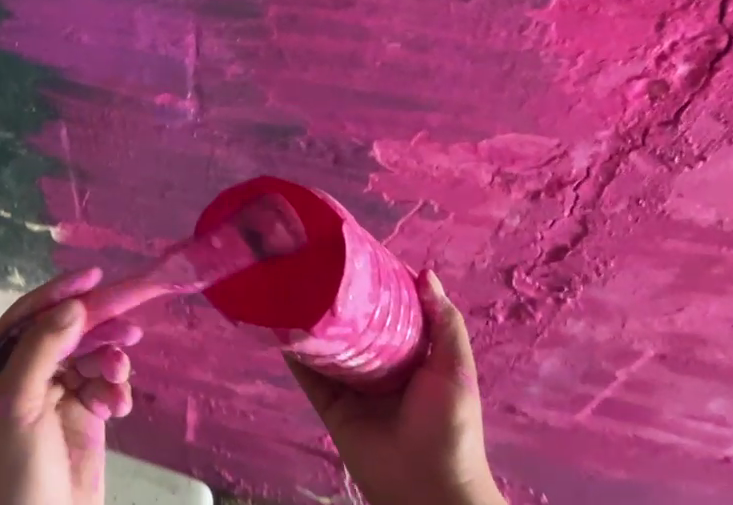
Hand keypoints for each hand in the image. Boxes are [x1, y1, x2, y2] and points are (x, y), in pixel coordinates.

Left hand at [0, 268, 141, 504]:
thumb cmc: (15, 468)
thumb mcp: (18, 403)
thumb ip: (43, 347)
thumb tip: (73, 305)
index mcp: (1, 365)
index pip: (33, 314)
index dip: (63, 292)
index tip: (96, 275)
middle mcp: (28, 374)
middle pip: (70, 331)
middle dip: (99, 323)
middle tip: (135, 314)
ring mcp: (58, 396)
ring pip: (92, 356)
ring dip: (110, 357)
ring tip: (121, 368)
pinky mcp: (85, 419)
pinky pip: (105, 387)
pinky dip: (115, 389)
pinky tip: (117, 402)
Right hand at [288, 271, 504, 504]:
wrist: (428, 489)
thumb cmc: (450, 427)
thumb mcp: (456, 370)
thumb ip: (444, 324)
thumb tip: (425, 273)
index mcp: (410, 355)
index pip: (387, 310)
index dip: (372, 283)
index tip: (351, 251)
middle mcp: (377, 364)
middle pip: (351, 323)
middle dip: (334, 297)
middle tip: (311, 261)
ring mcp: (350, 383)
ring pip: (324, 343)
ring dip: (308, 318)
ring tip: (286, 283)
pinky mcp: (328, 402)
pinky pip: (306, 371)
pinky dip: (291, 349)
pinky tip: (276, 323)